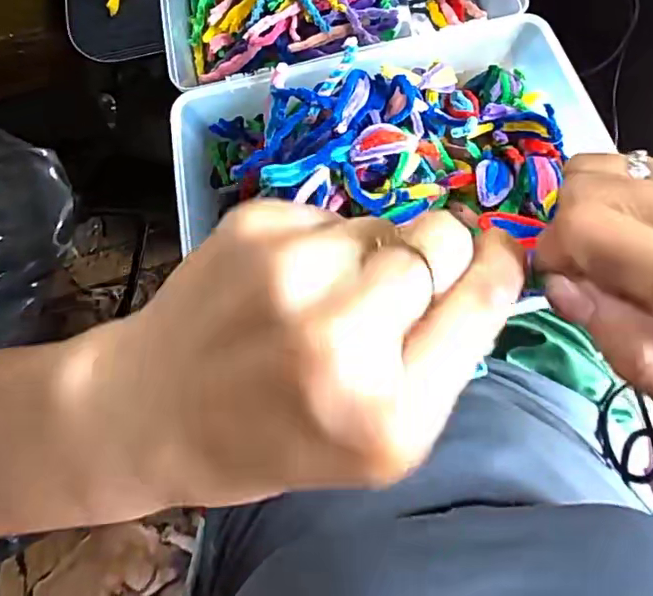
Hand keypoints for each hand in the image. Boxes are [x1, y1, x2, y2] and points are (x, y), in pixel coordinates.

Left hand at [108, 200, 524, 507]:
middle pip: (440, 238)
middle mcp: (342, 334)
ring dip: (370, 251)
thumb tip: (478, 264)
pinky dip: (320, 243)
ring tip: (320, 293)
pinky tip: (281, 279)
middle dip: (437, 248)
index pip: (480, 299)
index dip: (496, 262)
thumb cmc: (274, 433)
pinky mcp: (256, 222)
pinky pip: (328, 216)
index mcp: (387, 411)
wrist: (152, 406)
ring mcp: (292, 268)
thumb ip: (437, 356)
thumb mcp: (375, 436)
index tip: (499, 244)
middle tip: (399, 277)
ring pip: (382, 223)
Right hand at [536, 154, 652, 494]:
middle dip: (562, 228)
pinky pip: (642, 169)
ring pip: (607, 164)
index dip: (550, 252)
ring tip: (618, 268)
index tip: (559, 291)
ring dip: (588, 211)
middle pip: (589, 182)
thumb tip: (563, 286)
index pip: (591, 227)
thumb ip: (638, 354)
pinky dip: (622, 203)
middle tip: (587, 284)